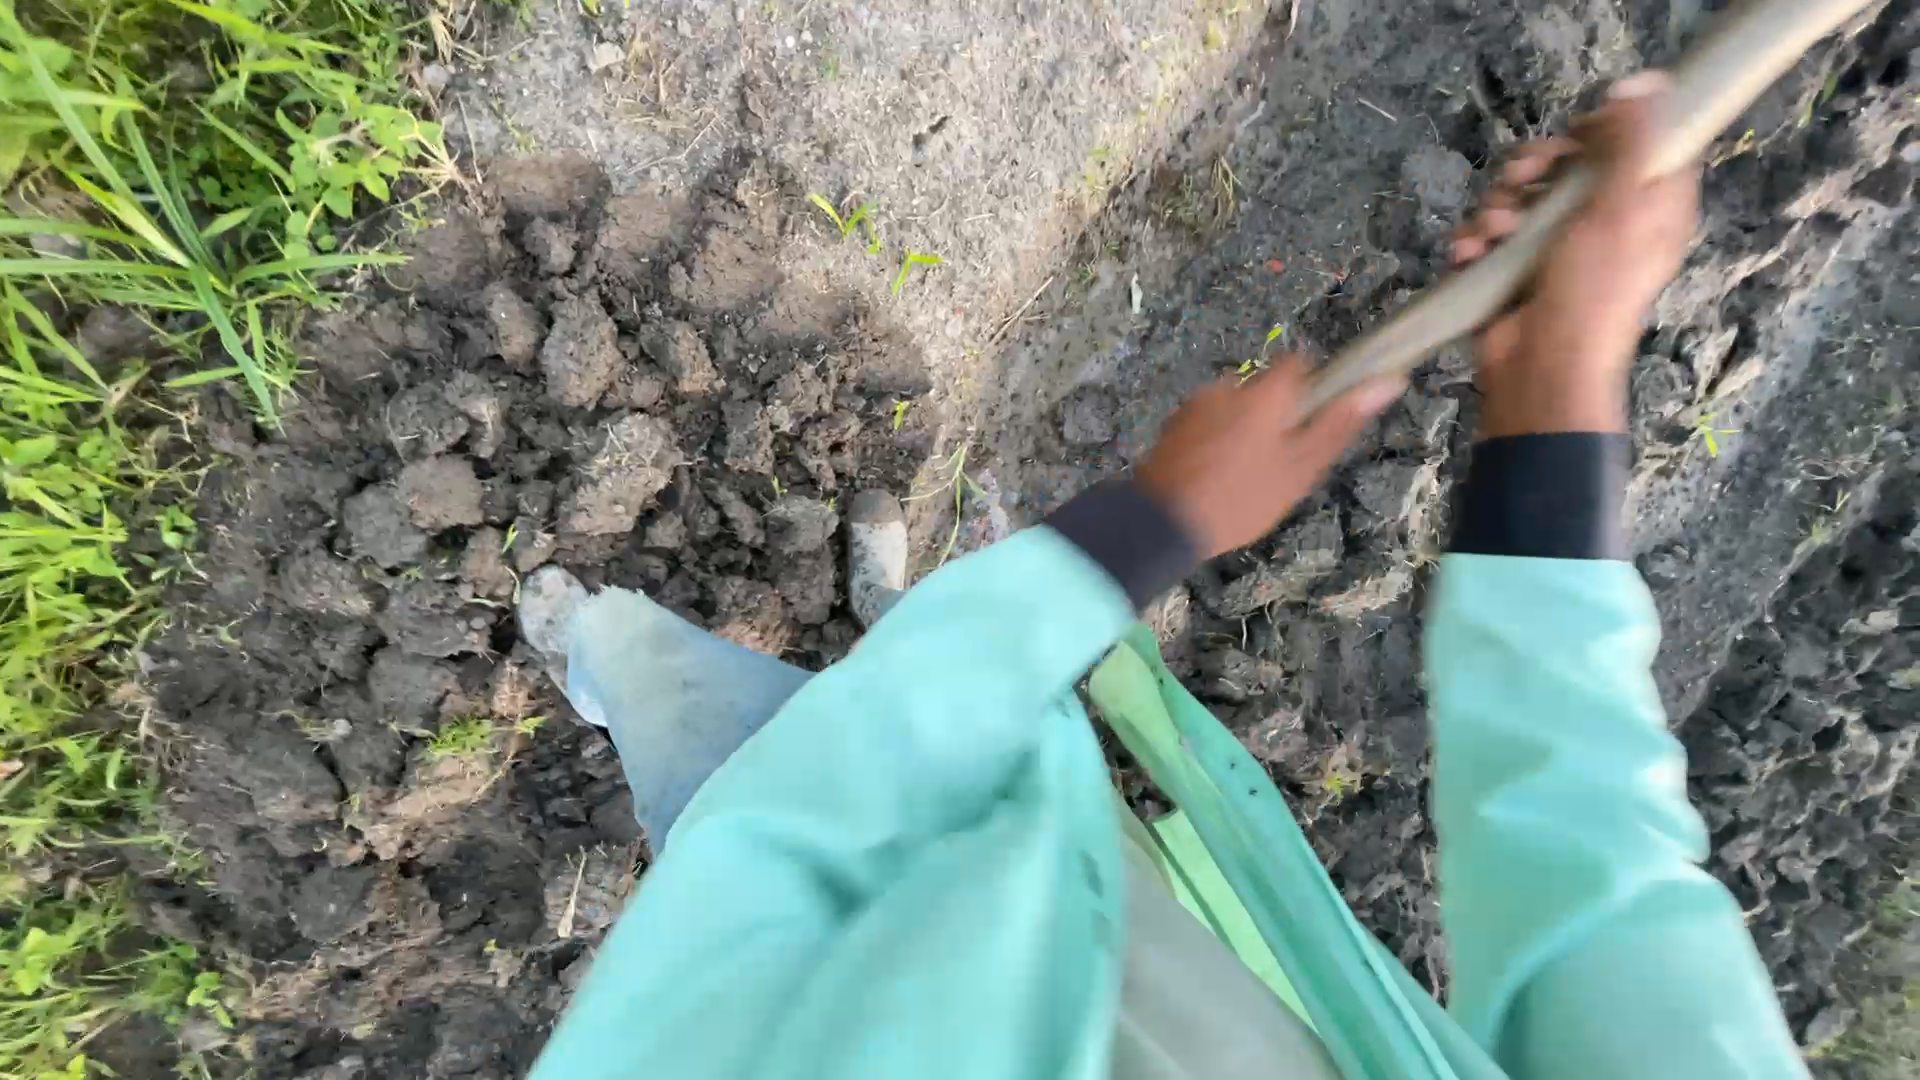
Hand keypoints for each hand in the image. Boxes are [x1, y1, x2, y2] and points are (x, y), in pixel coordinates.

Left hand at [1136, 356, 1402, 559]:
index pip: (1298, 363)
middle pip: (1262, 390)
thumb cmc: (1240, 498)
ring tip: (1239, 477)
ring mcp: (1192, 406)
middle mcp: (1225, 387)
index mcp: (1264, 391)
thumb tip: (1388, 381)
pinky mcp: (1170, 428)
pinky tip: (1213, 477)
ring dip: (1241, 432)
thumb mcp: (1300, 468)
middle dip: (1272, 417)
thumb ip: (1339, 423)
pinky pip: (1205, 426)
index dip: (1310, 388)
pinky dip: (1214, 444)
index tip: (1310, 421)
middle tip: (1275, 462)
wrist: (1161, 523)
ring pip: (1232, 410)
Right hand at [1454, 71, 1699, 437]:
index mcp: (1643, 207)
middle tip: (1521, 174)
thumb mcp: (1620, 213)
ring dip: (1493, 212)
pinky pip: (1479, 242)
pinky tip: (1467, 255)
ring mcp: (1543, 251)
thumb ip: (1628, 146)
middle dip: (1532, 169)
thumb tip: (1635, 86)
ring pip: (1511, 204)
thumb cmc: (1591, 295)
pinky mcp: (1500, 274)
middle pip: (1560, 171)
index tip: (1577, 132)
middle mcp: (1594, 224)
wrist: (1539, 369)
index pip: (1630, 147)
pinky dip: (1469, 245)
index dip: (1602, 133)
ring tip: (1491, 234)